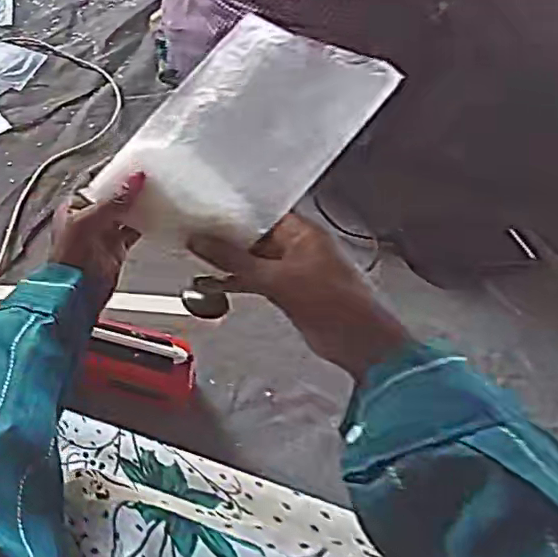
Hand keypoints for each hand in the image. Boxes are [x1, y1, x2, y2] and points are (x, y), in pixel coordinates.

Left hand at [51, 173, 143, 315]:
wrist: (75, 292)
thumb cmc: (69, 260)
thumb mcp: (88, 221)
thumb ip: (113, 201)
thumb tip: (133, 180)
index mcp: (73, 207)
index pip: (94, 182)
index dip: (112, 172)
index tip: (131, 164)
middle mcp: (87, 218)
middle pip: (112, 196)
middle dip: (129, 187)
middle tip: (148, 176)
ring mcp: (102, 233)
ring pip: (125, 211)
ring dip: (139, 204)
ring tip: (156, 191)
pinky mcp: (116, 247)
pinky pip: (133, 229)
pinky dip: (145, 223)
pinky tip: (156, 216)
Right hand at [189, 215, 410, 378]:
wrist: (360, 345)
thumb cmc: (339, 306)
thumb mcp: (277, 279)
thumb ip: (235, 261)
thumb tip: (202, 243)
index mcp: (304, 233)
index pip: (262, 212)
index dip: (234, 212)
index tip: (206, 212)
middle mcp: (298, 248)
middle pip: (254, 236)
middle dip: (226, 237)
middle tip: (197, 234)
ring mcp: (292, 270)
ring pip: (252, 259)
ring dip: (229, 261)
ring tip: (199, 257)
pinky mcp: (286, 291)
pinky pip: (255, 279)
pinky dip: (236, 280)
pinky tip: (216, 283)